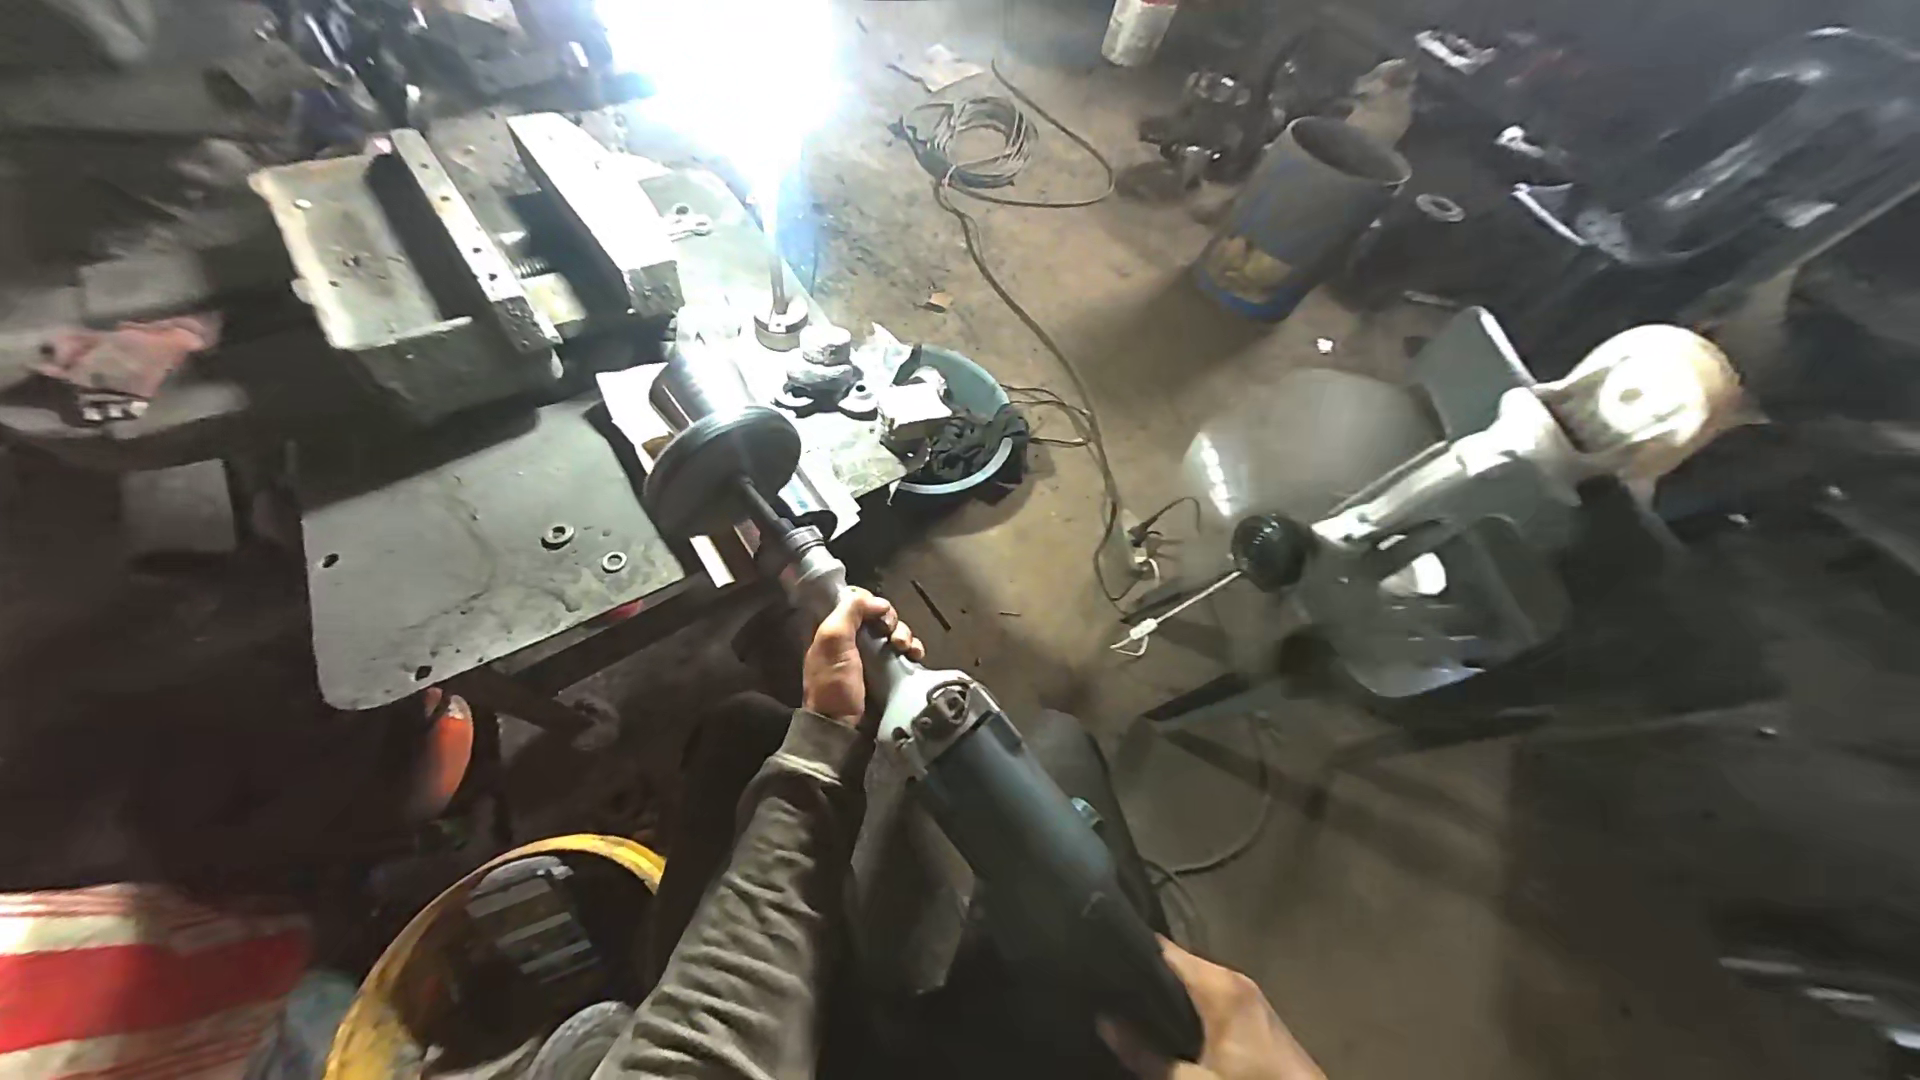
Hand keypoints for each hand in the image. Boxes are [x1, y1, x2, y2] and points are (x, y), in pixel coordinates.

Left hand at [802, 587, 923, 726]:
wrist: (844, 729)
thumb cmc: (834, 684)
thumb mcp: (832, 642)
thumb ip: (849, 612)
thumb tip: (879, 602)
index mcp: (836, 630)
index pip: (857, 601)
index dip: (870, 602)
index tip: (877, 613)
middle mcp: (855, 640)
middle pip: (880, 615)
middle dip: (891, 619)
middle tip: (890, 634)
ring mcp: (874, 657)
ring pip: (896, 632)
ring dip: (905, 634)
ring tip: (904, 648)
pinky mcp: (891, 672)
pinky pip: (907, 651)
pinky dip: (914, 649)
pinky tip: (915, 656)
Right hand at [1098, 938, 1324, 1079]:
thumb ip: (1147, 1054)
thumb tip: (1103, 1020)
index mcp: (1218, 984)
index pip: (1159, 947)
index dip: (1126, 952)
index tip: (1097, 962)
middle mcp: (1233, 979)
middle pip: (1174, 965)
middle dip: (1142, 980)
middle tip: (1107, 993)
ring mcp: (1249, 1000)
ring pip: (1192, 985)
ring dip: (1164, 999)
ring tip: (1128, 1012)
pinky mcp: (1257, 1023)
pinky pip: (1209, 1003)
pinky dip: (1186, 1012)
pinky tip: (1168, 1034)